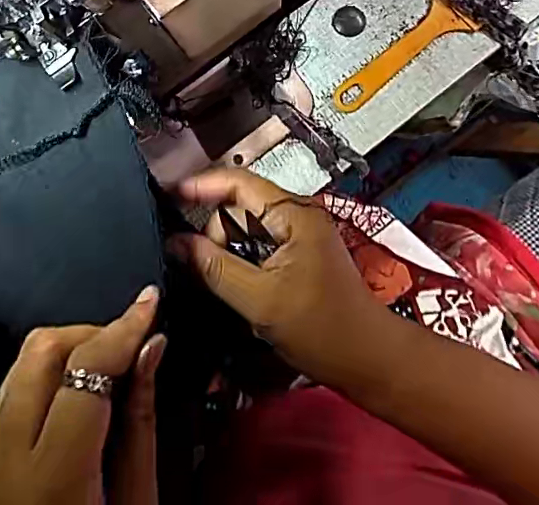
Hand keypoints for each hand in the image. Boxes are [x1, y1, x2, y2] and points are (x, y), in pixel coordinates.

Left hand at [0, 286, 166, 504]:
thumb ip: (139, 423)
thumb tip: (152, 348)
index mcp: (49, 481)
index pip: (86, 371)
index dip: (123, 328)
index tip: (150, 301)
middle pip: (39, 352)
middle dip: (90, 332)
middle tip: (127, 346)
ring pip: (17, 369)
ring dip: (66, 355)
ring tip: (104, 376)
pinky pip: (5, 403)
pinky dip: (42, 386)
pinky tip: (70, 410)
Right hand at [168, 168, 393, 385]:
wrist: (367, 357)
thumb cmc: (323, 328)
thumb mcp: (259, 300)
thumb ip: (216, 268)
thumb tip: (178, 245)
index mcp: (294, 213)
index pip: (239, 181)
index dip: (201, 185)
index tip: (171, 194)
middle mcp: (298, 213)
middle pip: (239, 206)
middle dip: (216, 234)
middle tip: (206, 270)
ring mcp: (301, 232)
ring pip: (247, 227)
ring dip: (230, 251)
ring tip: (231, 287)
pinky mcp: (301, 251)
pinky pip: (260, 244)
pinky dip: (244, 260)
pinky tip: (242, 287)